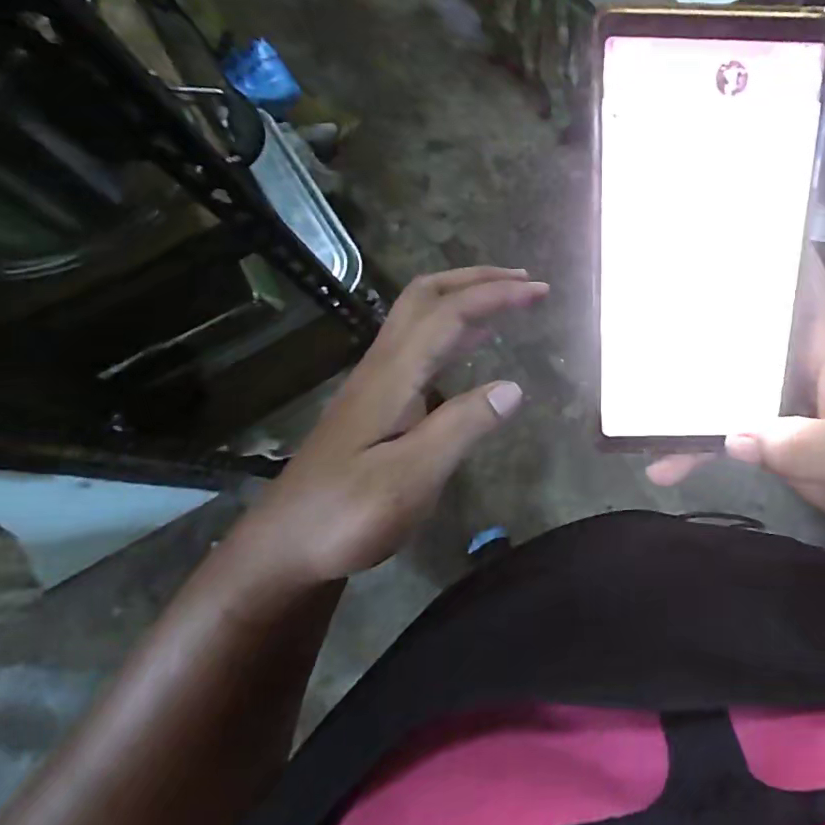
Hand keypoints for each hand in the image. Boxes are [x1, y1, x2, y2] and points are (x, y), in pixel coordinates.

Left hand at [232, 267, 547, 581]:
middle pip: (425, 296)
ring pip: (418, 316)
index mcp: (392, 376)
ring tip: (507, 300)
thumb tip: (513, 387)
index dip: (495, 295)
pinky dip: (452, 329)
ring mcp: (375, 382)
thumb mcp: (410, 480)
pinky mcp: (375, 401)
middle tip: (524, 282)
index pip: (449, 314)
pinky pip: (418, 344)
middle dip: (476, 279)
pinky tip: (471, 348)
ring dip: (463, 297)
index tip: (540, 292)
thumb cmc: (346, 516)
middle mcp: (381, 366)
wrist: (284, 545)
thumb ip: (461, 429)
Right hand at [646, 254, 824, 527]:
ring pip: (721, 376)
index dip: (765, 243)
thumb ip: (801, 445)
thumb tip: (732, 436)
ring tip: (633, 394)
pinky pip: (722, 426)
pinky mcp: (767, 428)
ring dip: (683, 385)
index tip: (716, 219)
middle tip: (640, 293)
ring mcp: (776, 392)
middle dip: (696, 307)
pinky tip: (664, 464)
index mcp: (823, 338)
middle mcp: (792, 355)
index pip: (796, 275)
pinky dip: (696, 442)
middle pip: (739, 321)